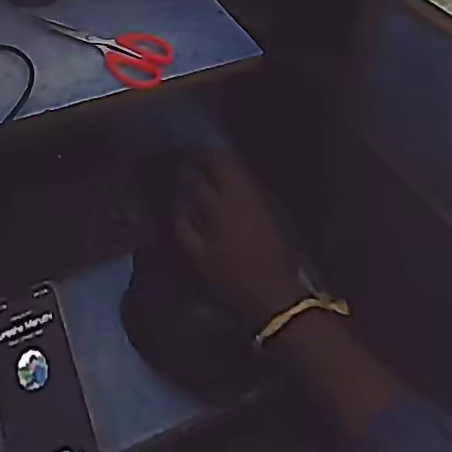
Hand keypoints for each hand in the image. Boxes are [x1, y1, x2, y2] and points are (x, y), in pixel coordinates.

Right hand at [174, 150, 306, 324]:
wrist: (276, 296)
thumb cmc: (232, 278)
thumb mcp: (198, 257)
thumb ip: (183, 225)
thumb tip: (177, 202)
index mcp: (217, 207)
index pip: (195, 177)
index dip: (183, 168)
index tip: (175, 166)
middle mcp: (238, 196)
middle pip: (221, 161)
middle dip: (205, 155)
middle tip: (192, 156)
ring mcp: (257, 199)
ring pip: (237, 168)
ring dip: (221, 163)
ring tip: (208, 166)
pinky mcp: (269, 207)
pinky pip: (247, 181)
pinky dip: (234, 176)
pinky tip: (226, 185)